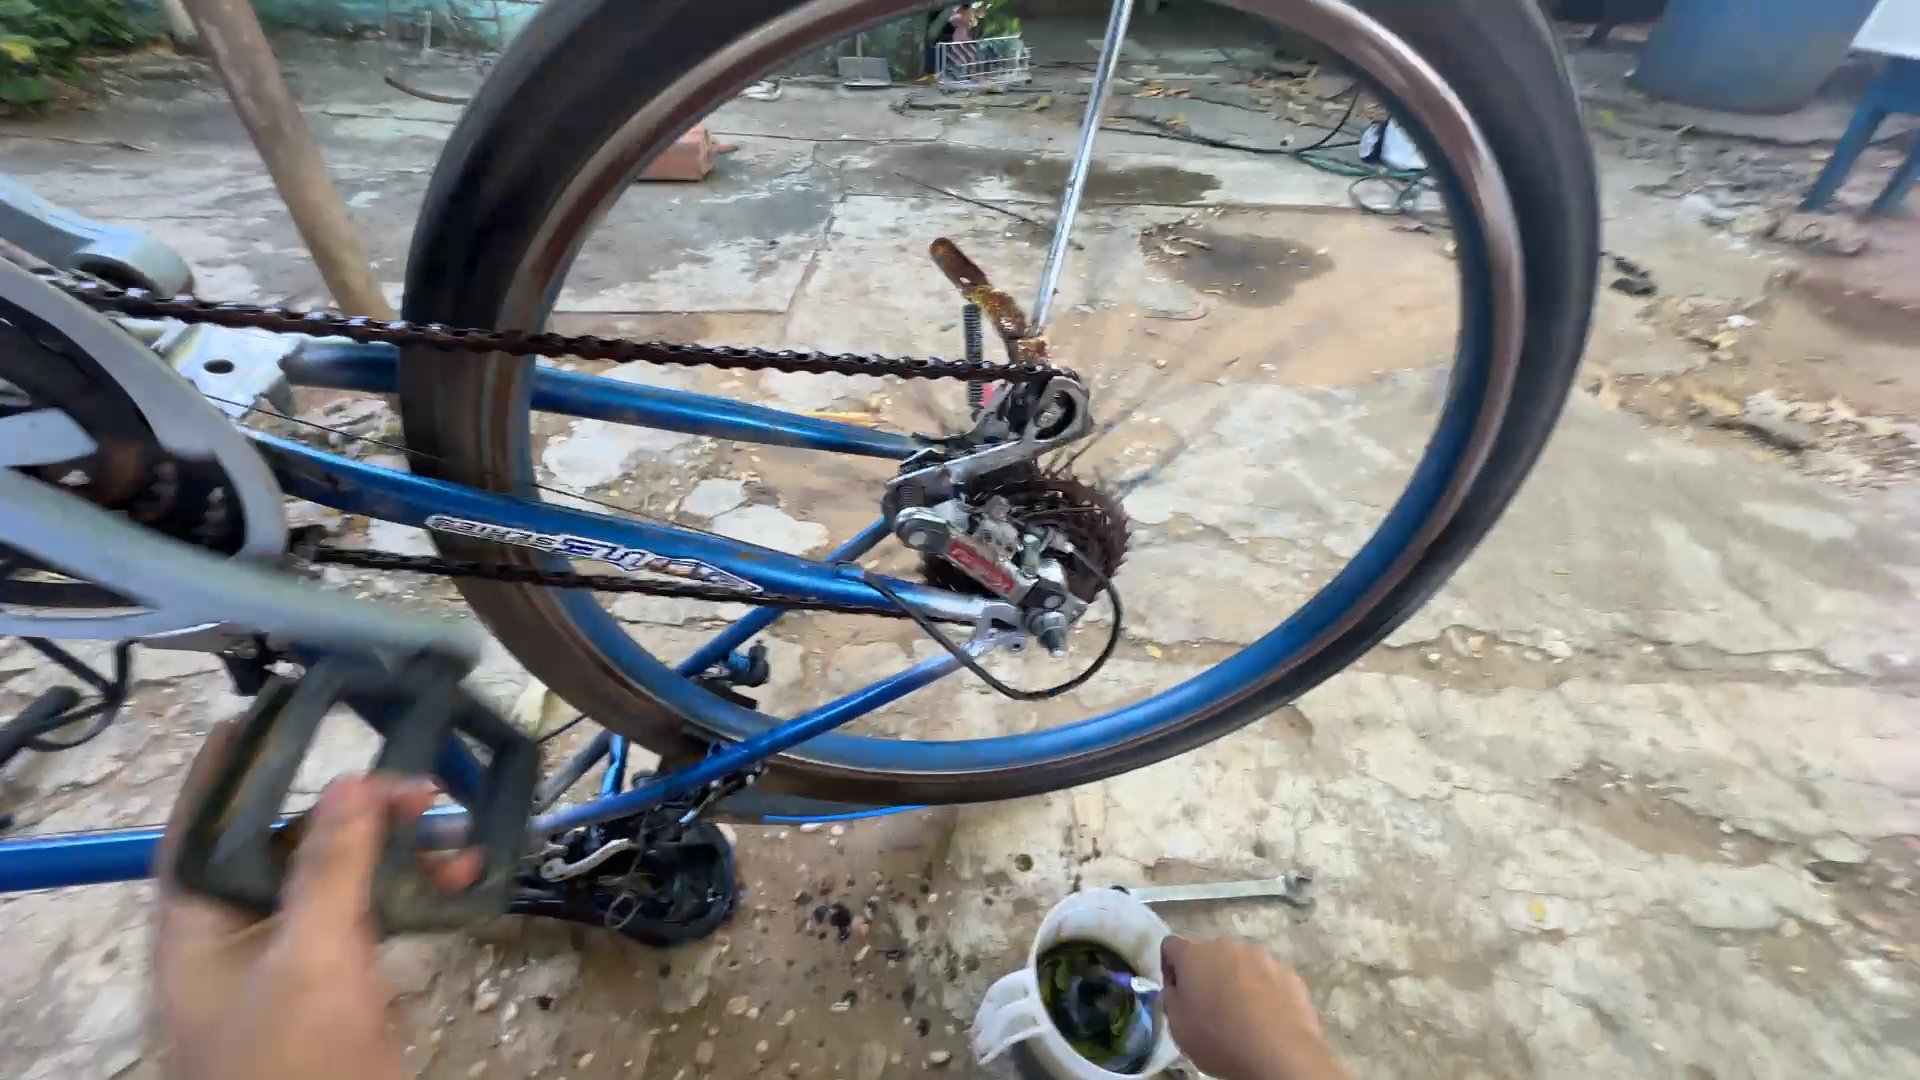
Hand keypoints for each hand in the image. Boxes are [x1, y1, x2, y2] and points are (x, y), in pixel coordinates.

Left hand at [153, 724, 479, 1079]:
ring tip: (458, 829)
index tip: (258, 718)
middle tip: (418, 784)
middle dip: (357, 810)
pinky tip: (465, 874)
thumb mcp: (313, 954)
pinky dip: (419, 884)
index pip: (201, 834)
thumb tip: (355, 778)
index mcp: (202, 930)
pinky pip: (378, 903)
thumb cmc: (294, 1054)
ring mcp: (294, 951)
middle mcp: (241, 932)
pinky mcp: (341, 967)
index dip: (224, 776)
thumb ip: (333, 864)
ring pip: (346, 872)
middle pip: (292, 845)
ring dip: (403, 846)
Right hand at [1159, 936, 1348, 1079]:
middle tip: (1211, 1009)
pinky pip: (1269, 979)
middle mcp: (1225, 947)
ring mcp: (1260, 957)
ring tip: (1244, 1017)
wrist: (1281, 1055)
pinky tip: (1268, 1021)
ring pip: (1241, 965)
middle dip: (1207, 976)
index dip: (1170, 968)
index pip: (1171, 945)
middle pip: (1209, 955)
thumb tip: (1175, 991)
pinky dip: (1265, 993)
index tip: (1177, 993)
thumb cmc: (1220, 1040)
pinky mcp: (1288, 974)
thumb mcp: (1178, 1028)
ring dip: (1237, 982)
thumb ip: (1171, 1001)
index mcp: (1193, 955)